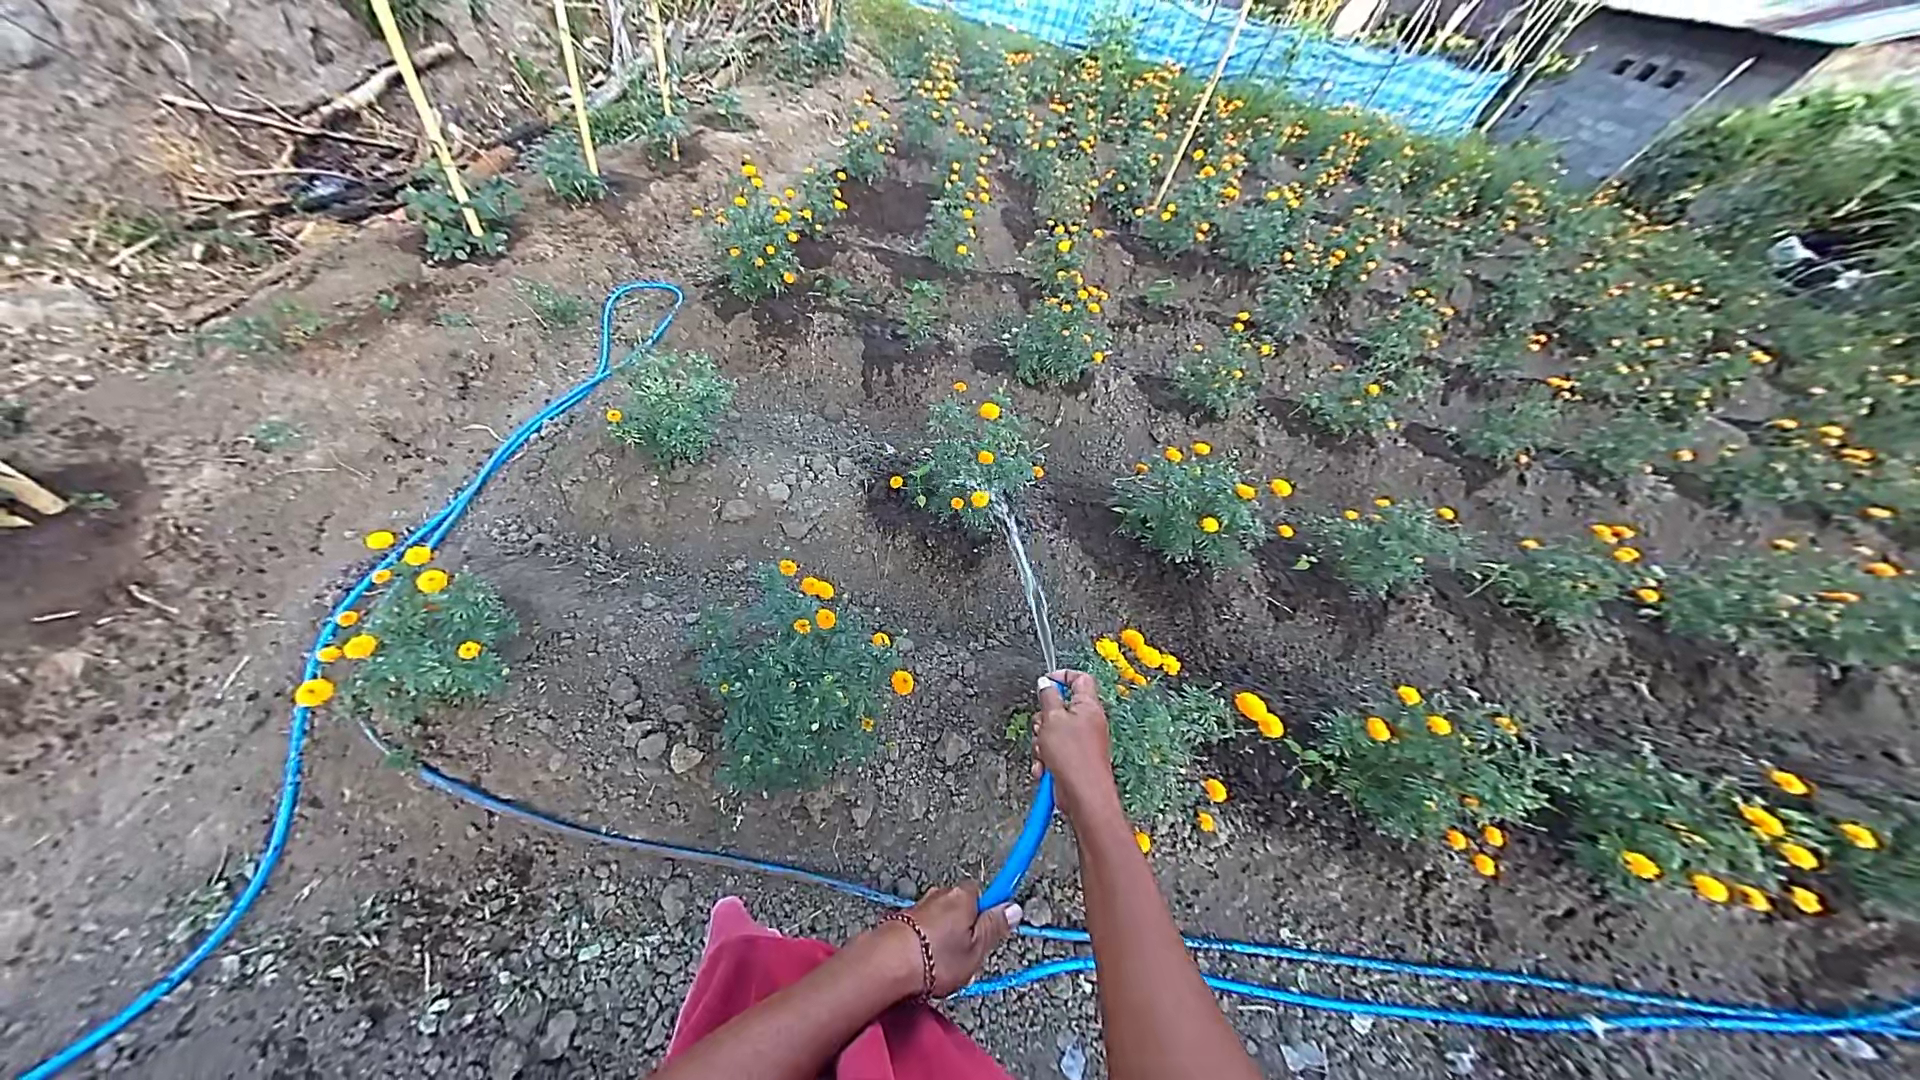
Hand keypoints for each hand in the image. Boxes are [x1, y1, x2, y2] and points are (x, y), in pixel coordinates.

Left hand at [865, 882, 1019, 998]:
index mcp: (964, 895)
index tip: (988, 935)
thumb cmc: (934, 957)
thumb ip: (995, 927)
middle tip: (966, 958)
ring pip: (943, 920)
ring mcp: (921, 905)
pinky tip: (925, 964)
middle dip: (965, 930)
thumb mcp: (976, 949)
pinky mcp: (904, 919)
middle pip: (963, 908)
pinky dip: (927, 943)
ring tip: (942, 967)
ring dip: (944, 938)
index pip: (985, 895)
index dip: (988, 917)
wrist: (889, 962)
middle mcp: (942, 893)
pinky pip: (925, 929)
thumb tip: (1014, 909)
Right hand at [1034, 670, 1120, 821]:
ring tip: (1045, 752)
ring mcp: (1081, 741)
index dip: (1062, 676)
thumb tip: (1045, 683)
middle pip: (1060, 707)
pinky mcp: (1073, 759)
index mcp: (1088, 706)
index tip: (1046, 681)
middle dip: (1043, 718)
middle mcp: (1087, 721)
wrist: (1083, 795)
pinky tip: (1044, 768)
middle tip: (1042, 726)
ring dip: (1041, 741)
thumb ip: (1047, 697)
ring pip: (1052, 731)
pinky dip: (1045, 758)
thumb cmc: (1073, 758)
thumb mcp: (1052, 719)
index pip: (1079, 678)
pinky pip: (1053, 751)